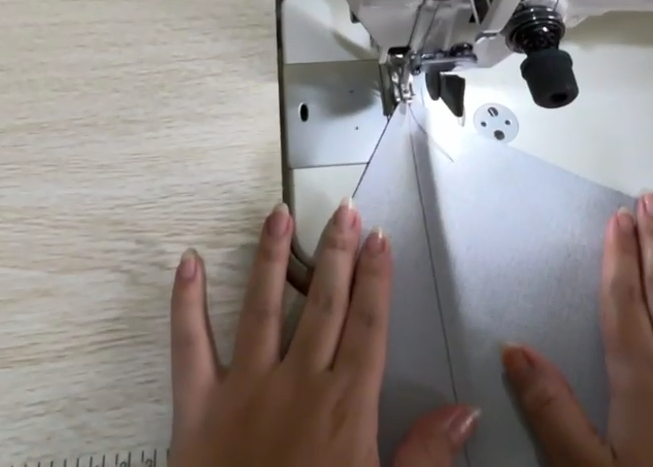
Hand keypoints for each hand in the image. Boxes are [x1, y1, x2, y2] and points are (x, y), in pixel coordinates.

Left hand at [170, 200, 481, 466]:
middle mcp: (298, 385)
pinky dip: (186, 302)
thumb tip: (466, 411)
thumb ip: (426, 456)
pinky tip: (188, 261)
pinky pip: (189, 346)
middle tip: (343, 210)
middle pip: (324, 304)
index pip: (368, 326)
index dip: (376, 279)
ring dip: (272, 257)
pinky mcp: (198, 407)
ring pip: (262, 307)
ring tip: (278, 214)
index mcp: (345, 407)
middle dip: (336, 252)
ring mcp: (245, 390)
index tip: (380, 238)